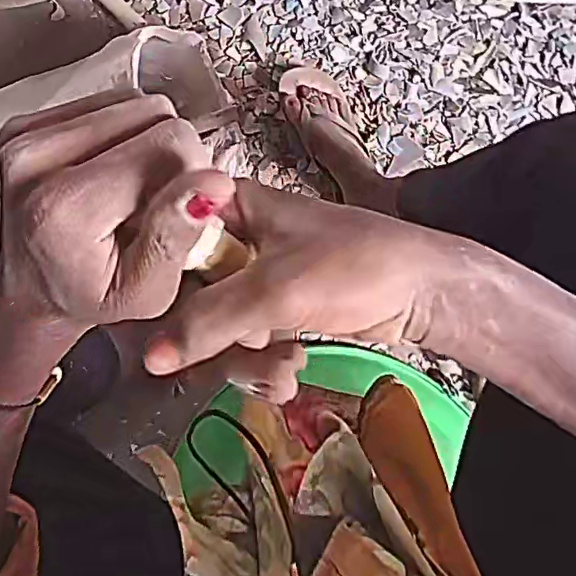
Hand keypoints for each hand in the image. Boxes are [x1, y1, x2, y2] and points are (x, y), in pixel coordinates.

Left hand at [0, 90, 236, 403]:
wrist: (31, 291)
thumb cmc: (87, 297)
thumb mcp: (147, 294)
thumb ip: (178, 235)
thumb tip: (213, 182)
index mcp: (63, 205)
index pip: (168, 143)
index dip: (192, 173)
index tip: (181, 210)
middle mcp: (34, 159)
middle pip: (153, 113)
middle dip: (172, 155)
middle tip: (155, 203)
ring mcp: (25, 137)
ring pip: (134, 102)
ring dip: (149, 141)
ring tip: (133, 190)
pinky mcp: (26, 124)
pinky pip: (108, 102)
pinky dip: (124, 133)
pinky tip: (114, 173)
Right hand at [142, 180, 499, 376]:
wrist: (425, 293)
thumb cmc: (355, 265)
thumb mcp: (275, 290)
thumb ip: (208, 321)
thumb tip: (150, 356)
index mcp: (226, 206)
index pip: (166, 242)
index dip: (161, 286)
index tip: (163, 323)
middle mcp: (233, 239)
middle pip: (187, 297)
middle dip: (219, 337)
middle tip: (253, 345)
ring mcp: (252, 277)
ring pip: (215, 329)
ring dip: (246, 361)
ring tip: (285, 367)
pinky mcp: (272, 310)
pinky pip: (242, 344)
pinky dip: (263, 366)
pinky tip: (291, 369)